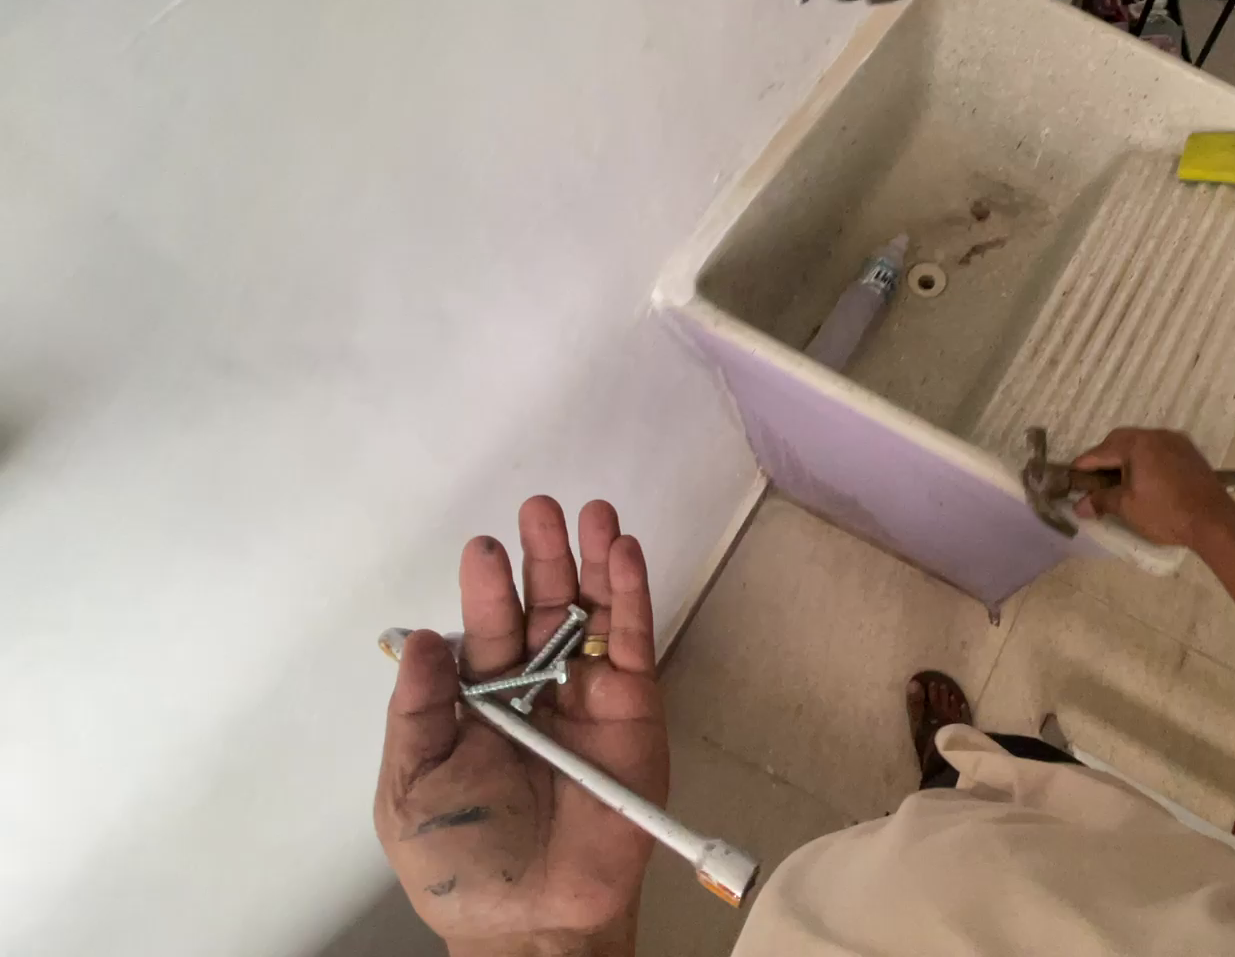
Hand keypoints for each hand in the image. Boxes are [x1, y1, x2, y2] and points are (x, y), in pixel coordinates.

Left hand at [375, 497, 667, 956]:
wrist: (543, 910)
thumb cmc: (467, 856)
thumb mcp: (414, 788)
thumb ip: (419, 712)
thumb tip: (422, 639)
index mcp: (485, 701)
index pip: (489, 631)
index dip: (486, 588)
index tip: (483, 547)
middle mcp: (540, 683)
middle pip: (546, 605)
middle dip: (544, 555)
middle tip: (541, 506)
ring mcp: (592, 687)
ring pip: (595, 609)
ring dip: (596, 558)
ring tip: (594, 512)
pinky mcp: (637, 695)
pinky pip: (634, 635)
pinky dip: (633, 591)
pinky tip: (626, 552)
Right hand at [1072, 428, 1234, 546]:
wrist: (1214, 521)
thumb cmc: (1166, 512)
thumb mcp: (1127, 507)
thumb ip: (1100, 501)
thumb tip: (1078, 506)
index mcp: (1137, 444)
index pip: (1100, 452)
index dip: (1083, 466)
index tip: (1070, 477)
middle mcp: (1156, 435)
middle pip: (1121, 441)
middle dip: (1104, 458)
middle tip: (1094, 479)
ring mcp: (1176, 442)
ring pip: (1141, 444)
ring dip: (1126, 458)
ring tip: (1118, 480)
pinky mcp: (1189, 453)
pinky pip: (1159, 450)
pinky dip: (1146, 461)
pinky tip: (1144, 479)